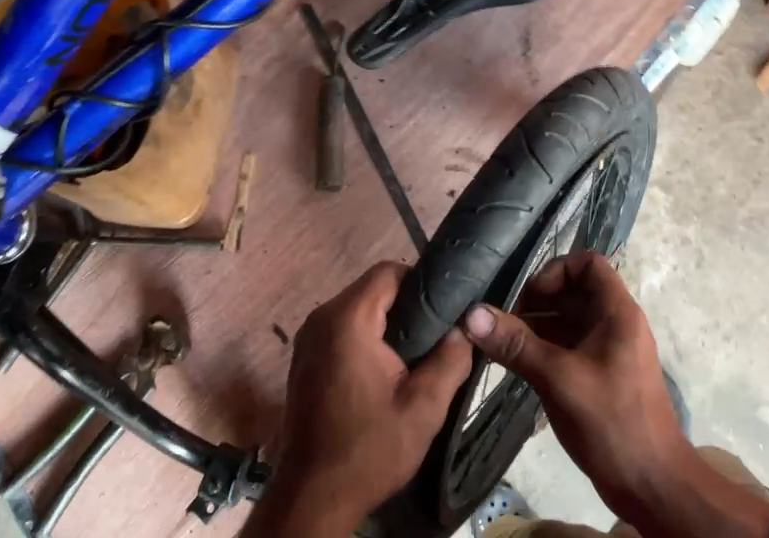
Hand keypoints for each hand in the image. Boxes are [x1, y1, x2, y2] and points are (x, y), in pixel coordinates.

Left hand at [243, 261, 473, 536]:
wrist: (314, 496)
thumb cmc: (369, 449)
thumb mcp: (423, 408)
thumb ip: (450, 360)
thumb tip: (464, 329)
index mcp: (348, 319)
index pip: (388, 271)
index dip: (421, 281)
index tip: (446, 309)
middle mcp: (321, 318)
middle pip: (372, 287)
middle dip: (406, 305)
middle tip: (437, 335)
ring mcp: (308, 337)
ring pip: (357, 307)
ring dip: (386, 323)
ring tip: (417, 354)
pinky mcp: (304, 357)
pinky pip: (341, 328)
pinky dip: (365, 337)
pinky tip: (386, 369)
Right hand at [461, 252, 698, 521]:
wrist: (652, 486)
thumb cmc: (612, 422)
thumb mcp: (558, 379)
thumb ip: (516, 344)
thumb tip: (472, 314)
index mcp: (618, 313)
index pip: (588, 264)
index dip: (555, 271)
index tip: (528, 298)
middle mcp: (616, 325)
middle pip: (573, 293)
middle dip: (537, 303)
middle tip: (503, 324)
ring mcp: (609, 353)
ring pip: (568, 322)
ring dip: (536, 328)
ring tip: (502, 345)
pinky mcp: (601, 378)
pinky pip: (569, 348)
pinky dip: (544, 350)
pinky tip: (517, 367)